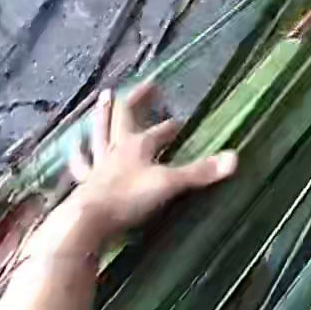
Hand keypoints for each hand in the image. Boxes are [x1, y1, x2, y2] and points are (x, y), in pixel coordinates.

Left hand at [27, 82, 236, 264]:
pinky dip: (79, 153)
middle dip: (135, 101)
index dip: (172, 126)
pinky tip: (75, 147)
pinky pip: (81, 164)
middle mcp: (117, 148)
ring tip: (103, 98)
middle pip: (124, 117)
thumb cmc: (128, 198)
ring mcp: (99, 164)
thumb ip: (201, 172)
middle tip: (144, 86)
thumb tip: (235, 158)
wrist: (86, 223)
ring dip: (102, 115)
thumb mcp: (170, 183)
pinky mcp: (85, 183)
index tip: (183, 122)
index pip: (160, 130)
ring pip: (100, 132)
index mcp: (138, 144)